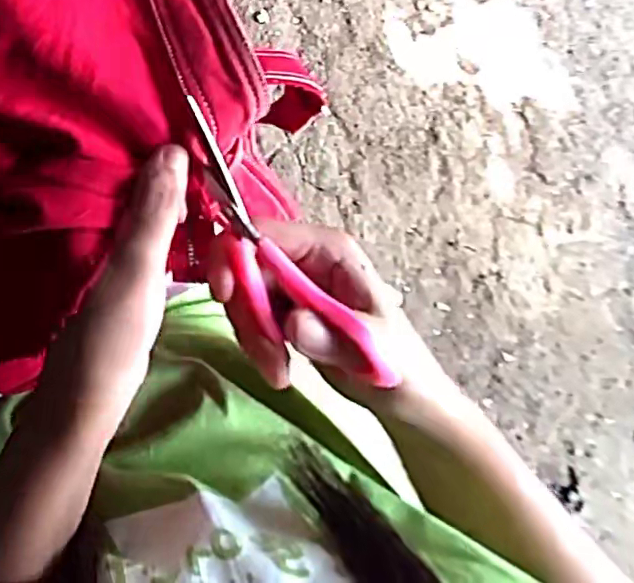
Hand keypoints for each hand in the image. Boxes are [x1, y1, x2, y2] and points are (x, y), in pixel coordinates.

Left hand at [30, 145, 187, 437]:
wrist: (86, 404)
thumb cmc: (111, 335)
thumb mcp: (137, 268)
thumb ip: (153, 213)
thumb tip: (171, 148)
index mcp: (99, 220)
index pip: (134, 168)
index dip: (164, 150)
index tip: (202, 136)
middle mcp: (100, 229)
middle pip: (140, 187)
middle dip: (171, 172)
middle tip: (215, 162)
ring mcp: (110, 254)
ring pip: (144, 213)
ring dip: (171, 201)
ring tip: (209, 189)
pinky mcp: (121, 277)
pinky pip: (147, 238)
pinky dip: (167, 229)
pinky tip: (186, 230)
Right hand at [205, 218, 463, 418]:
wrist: (407, 400)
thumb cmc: (401, 367)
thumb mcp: (375, 351)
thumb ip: (332, 335)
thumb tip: (292, 321)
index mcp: (326, 248)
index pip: (261, 232)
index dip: (234, 256)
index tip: (226, 295)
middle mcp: (304, 256)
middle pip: (243, 263)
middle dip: (247, 310)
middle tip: (268, 352)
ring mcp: (291, 280)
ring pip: (242, 292)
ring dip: (251, 333)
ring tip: (279, 370)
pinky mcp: (282, 305)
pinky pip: (249, 314)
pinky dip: (255, 342)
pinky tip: (279, 368)